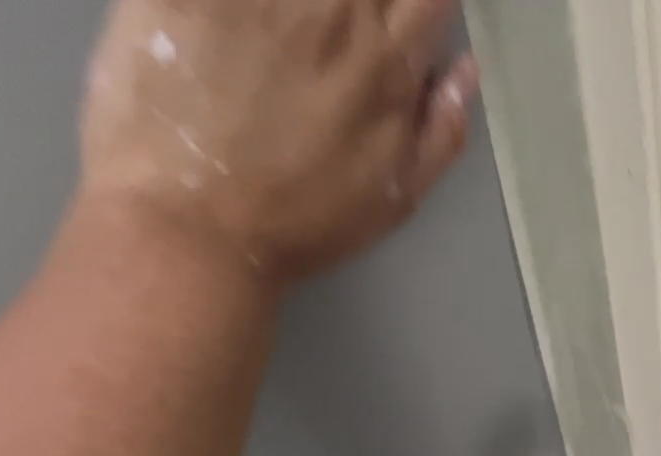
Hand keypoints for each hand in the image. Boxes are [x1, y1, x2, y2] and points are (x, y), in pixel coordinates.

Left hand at [79, 0, 477, 282]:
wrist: (194, 228)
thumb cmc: (301, 223)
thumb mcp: (394, 198)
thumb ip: (441, 133)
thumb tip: (466, 69)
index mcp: (388, 64)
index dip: (422, 2)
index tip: (407, 17)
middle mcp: (334, 11)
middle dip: (367, 2)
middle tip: (343, 30)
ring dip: (309, 2)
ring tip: (294, 28)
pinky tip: (241, 16)